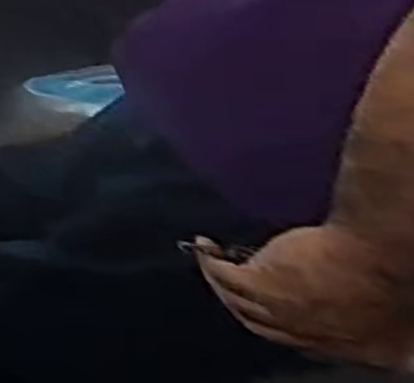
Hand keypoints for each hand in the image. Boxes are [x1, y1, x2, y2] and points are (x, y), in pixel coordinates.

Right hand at [196, 227, 413, 368]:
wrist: (379, 254)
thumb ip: (363, 319)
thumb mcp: (389, 311)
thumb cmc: (388, 274)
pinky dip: (208, 260)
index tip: (260, 297)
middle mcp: (319, 338)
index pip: (301, 341)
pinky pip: (221, 274)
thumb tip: (344, 319)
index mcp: (360, 349)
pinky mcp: (261, 286)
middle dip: (235, 299)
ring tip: (209, 256)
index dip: (275, 318)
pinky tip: (205, 244)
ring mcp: (288, 314)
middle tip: (224, 275)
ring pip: (234, 300)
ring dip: (215, 278)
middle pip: (258, 323)